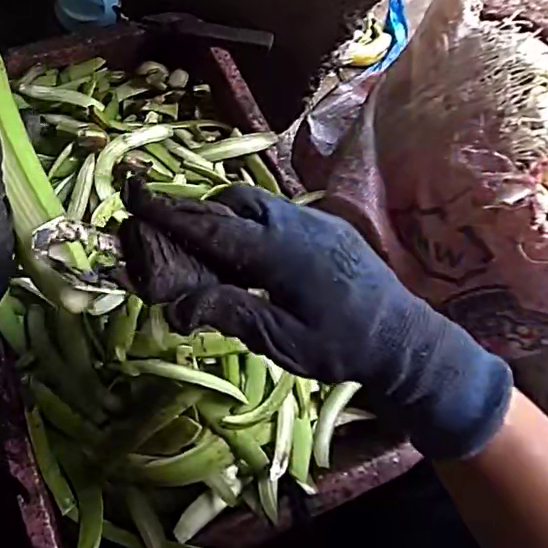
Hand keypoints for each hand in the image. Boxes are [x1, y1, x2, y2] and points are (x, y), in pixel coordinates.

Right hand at [119, 180, 510, 458]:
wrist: (409, 339)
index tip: (138, 200)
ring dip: (226, 213)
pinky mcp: (327, 225)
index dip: (172, 215)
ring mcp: (314, 220)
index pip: (212, 227)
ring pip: (257, 200)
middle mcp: (295, 224)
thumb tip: (176, 306)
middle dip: (197, 209)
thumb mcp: (284, 342)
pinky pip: (278, 210)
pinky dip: (251, 220)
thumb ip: (231, 315)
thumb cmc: (343, 347)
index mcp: (279, 252)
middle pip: (233, 200)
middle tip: (172, 229)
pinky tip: (250, 251)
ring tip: (209, 244)